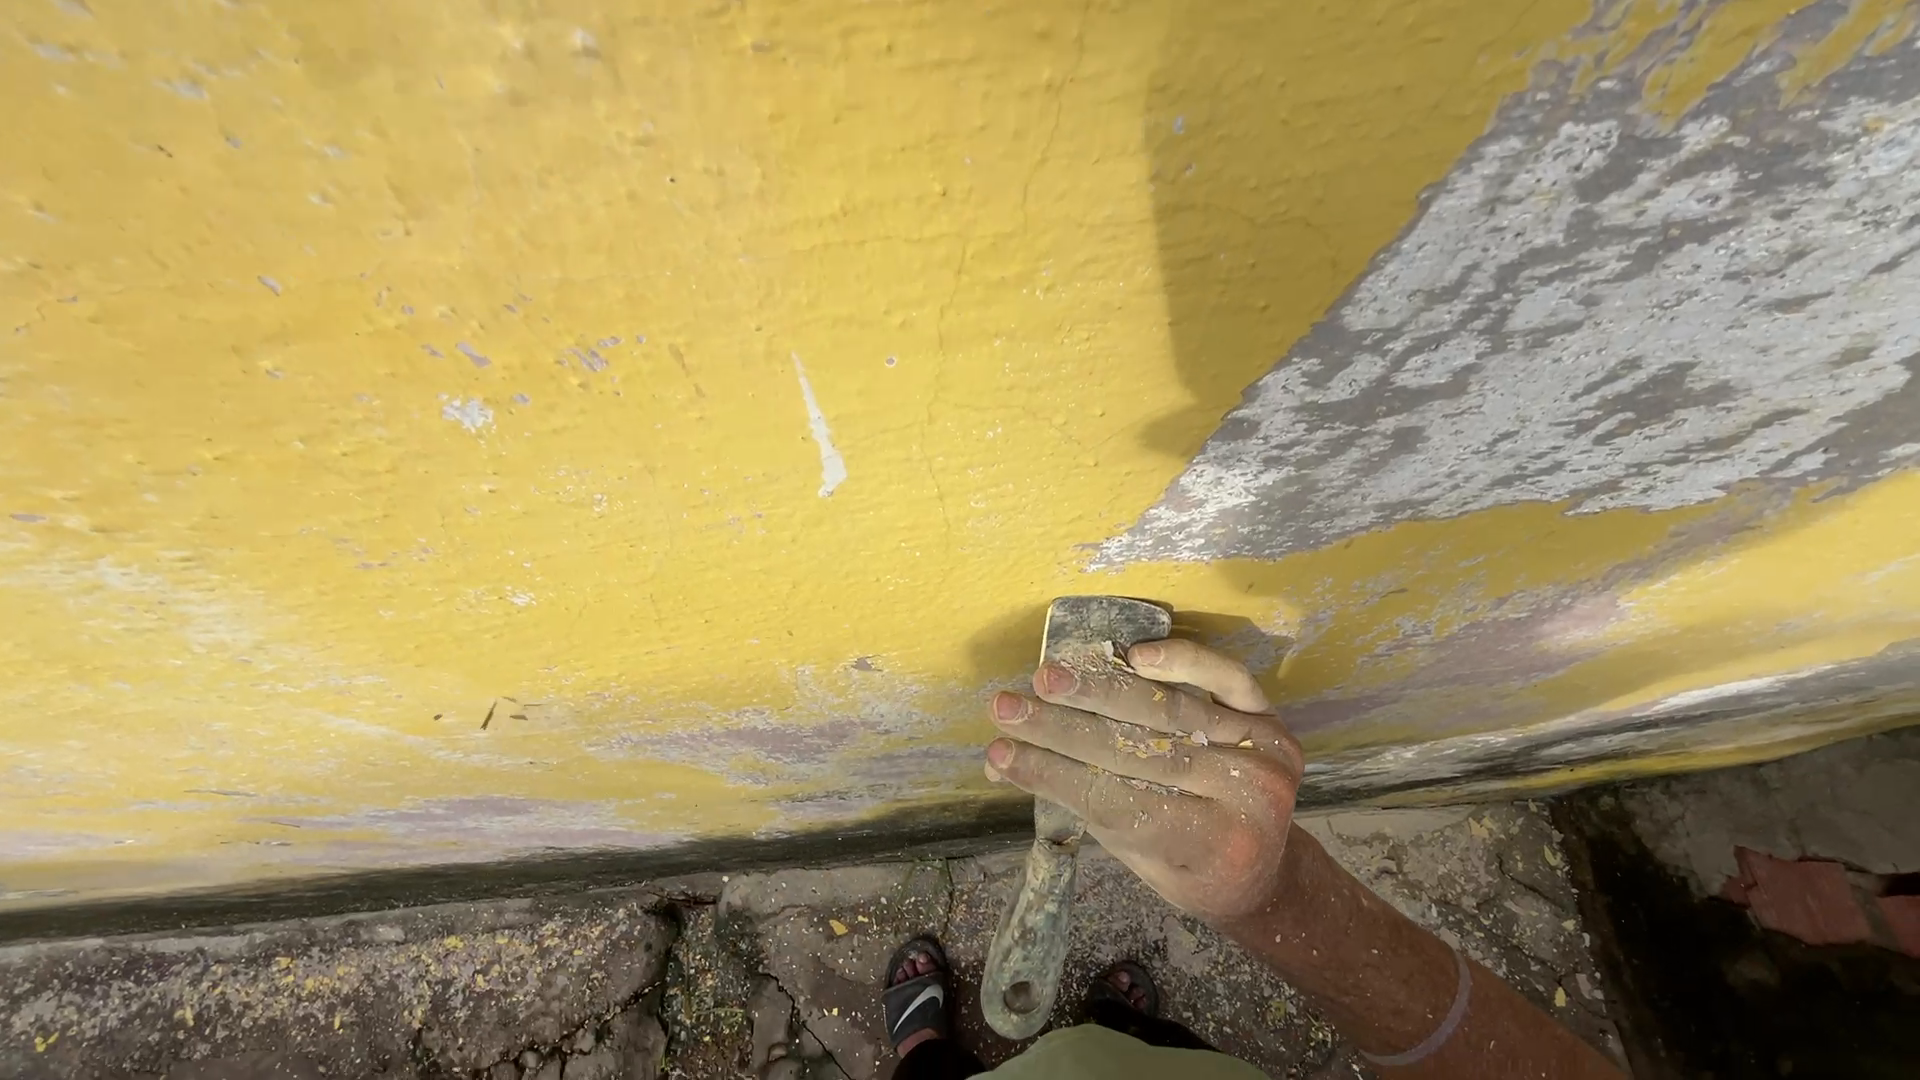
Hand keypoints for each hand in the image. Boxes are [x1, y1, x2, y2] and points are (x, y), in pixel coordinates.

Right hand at [985, 638, 1303, 922]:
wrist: (1267, 871)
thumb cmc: (1188, 870)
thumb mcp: (1134, 857)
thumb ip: (1077, 805)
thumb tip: (998, 765)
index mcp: (1207, 847)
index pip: (1112, 801)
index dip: (1051, 774)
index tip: (998, 751)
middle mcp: (1242, 797)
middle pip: (1137, 751)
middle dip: (1061, 727)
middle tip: (1006, 707)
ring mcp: (1261, 753)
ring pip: (1170, 709)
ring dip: (1099, 690)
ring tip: (1046, 676)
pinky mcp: (1271, 718)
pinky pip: (1228, 678)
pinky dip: (1182, 661)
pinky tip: (1134, 655)